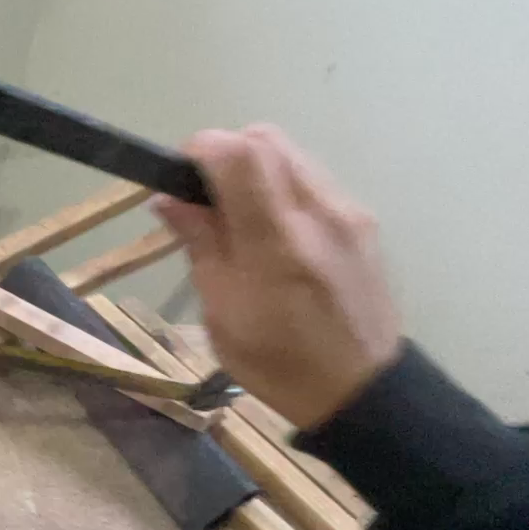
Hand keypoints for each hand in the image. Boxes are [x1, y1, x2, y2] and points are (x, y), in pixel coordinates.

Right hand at [152, 124, 402, 428]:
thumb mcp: (221, 311)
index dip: (200, 150)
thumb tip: (167, 199)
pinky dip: (278, 188)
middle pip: (267, 140)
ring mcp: (347, 211)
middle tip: (200, 198)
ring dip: (252, 171)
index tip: (177, 176)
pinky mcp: (361, 220)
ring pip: (291, 155)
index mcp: (275, 241)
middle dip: (224, 155)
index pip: (240, 154)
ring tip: (232, 218)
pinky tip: (267, 231)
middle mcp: (318, 211)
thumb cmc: (274, 361)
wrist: (359, 388)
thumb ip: (199, 245)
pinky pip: (311, 179)